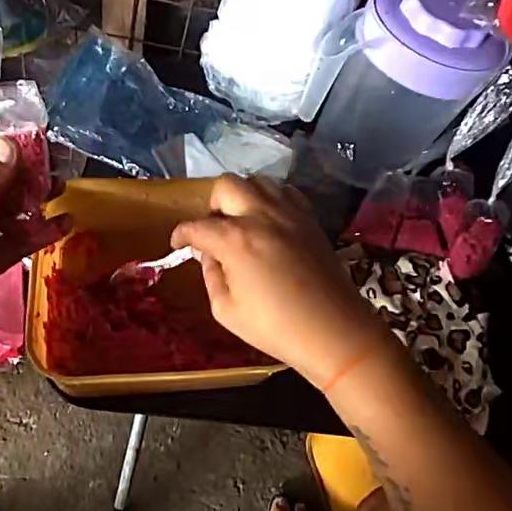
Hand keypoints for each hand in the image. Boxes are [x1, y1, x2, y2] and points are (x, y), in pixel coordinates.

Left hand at [0, 132, 69, 359]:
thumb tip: (8, 145)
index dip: (2, 144)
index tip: (40, 143)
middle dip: (26, 172)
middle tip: (58, 171)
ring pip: (10, 208)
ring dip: (35, 200)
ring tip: (61, 194)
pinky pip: (17, 240)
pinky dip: (40, 231)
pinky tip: (64, 225)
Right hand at [171, 176, 395, 386]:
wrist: (333, 328)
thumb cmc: (275, 327)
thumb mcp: (227, 310)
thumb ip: (212, 277)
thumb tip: (209, 256)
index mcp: (235, 239)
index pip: (197, 226)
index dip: (181, 234)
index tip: (179, 243)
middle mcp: (262, 216)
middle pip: (227, 185)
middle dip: (213, 205)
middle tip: (214, 230)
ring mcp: (290, 214)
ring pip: (259, 182)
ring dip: (244, 196)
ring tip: (243, 222)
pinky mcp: (311, 220)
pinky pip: (287, 193)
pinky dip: (273, 200)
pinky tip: (271, 222)